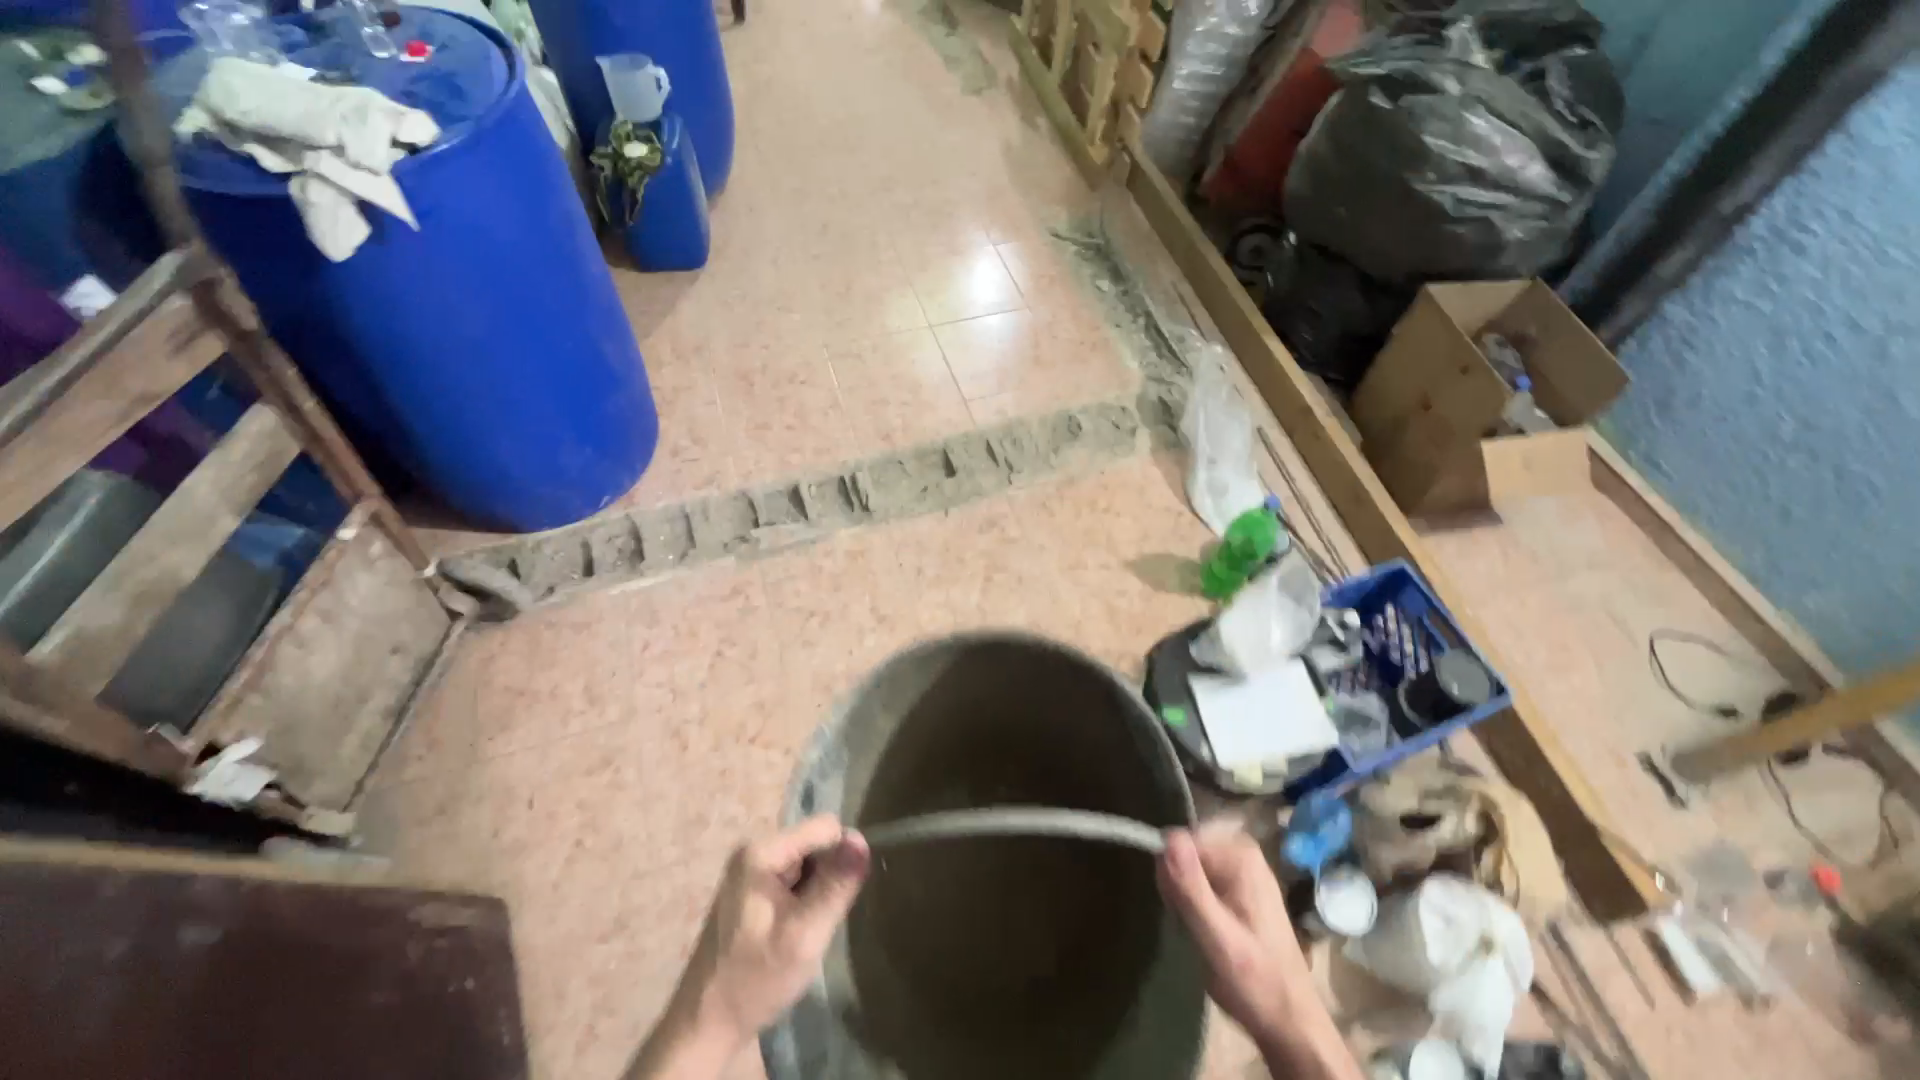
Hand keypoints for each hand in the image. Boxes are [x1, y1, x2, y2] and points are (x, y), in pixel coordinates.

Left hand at [667, 816, 871, 1049]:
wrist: (706, 1024)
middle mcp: (754, 849)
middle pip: (816, 844)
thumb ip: (835, 885)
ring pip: (810, 864)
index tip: (835, 901)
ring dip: (817, 894)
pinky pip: (795, 880)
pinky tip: (793, 934)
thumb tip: (861, 838)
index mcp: (762, 851)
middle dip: (828, 879)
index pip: (826, 828)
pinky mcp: (753, 889)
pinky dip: (804, 903)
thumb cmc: (754, 981)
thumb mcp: (805, 934)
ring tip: (804, 932)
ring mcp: (751, 869)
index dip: (842, 861)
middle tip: (815, 924)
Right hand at [1157, 824, 1316, 1047]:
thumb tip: (1169, 837)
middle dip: (1178, 885)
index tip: (1177, 909)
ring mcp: (1245, 871)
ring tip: (1198, 930)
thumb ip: (1191, 888)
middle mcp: (1245, 854)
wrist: (1290, 1019)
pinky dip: (1194, 903)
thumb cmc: (1254, 981)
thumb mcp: (1216, 938)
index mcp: (1241, 857)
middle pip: (1186, 852)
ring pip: (1190, 868)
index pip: (1180, 841)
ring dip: (1184, 897)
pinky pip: (1201, 880)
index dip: (1171, 874)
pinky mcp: (1241, 889)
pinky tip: (1204, 929)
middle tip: (1189, 924)